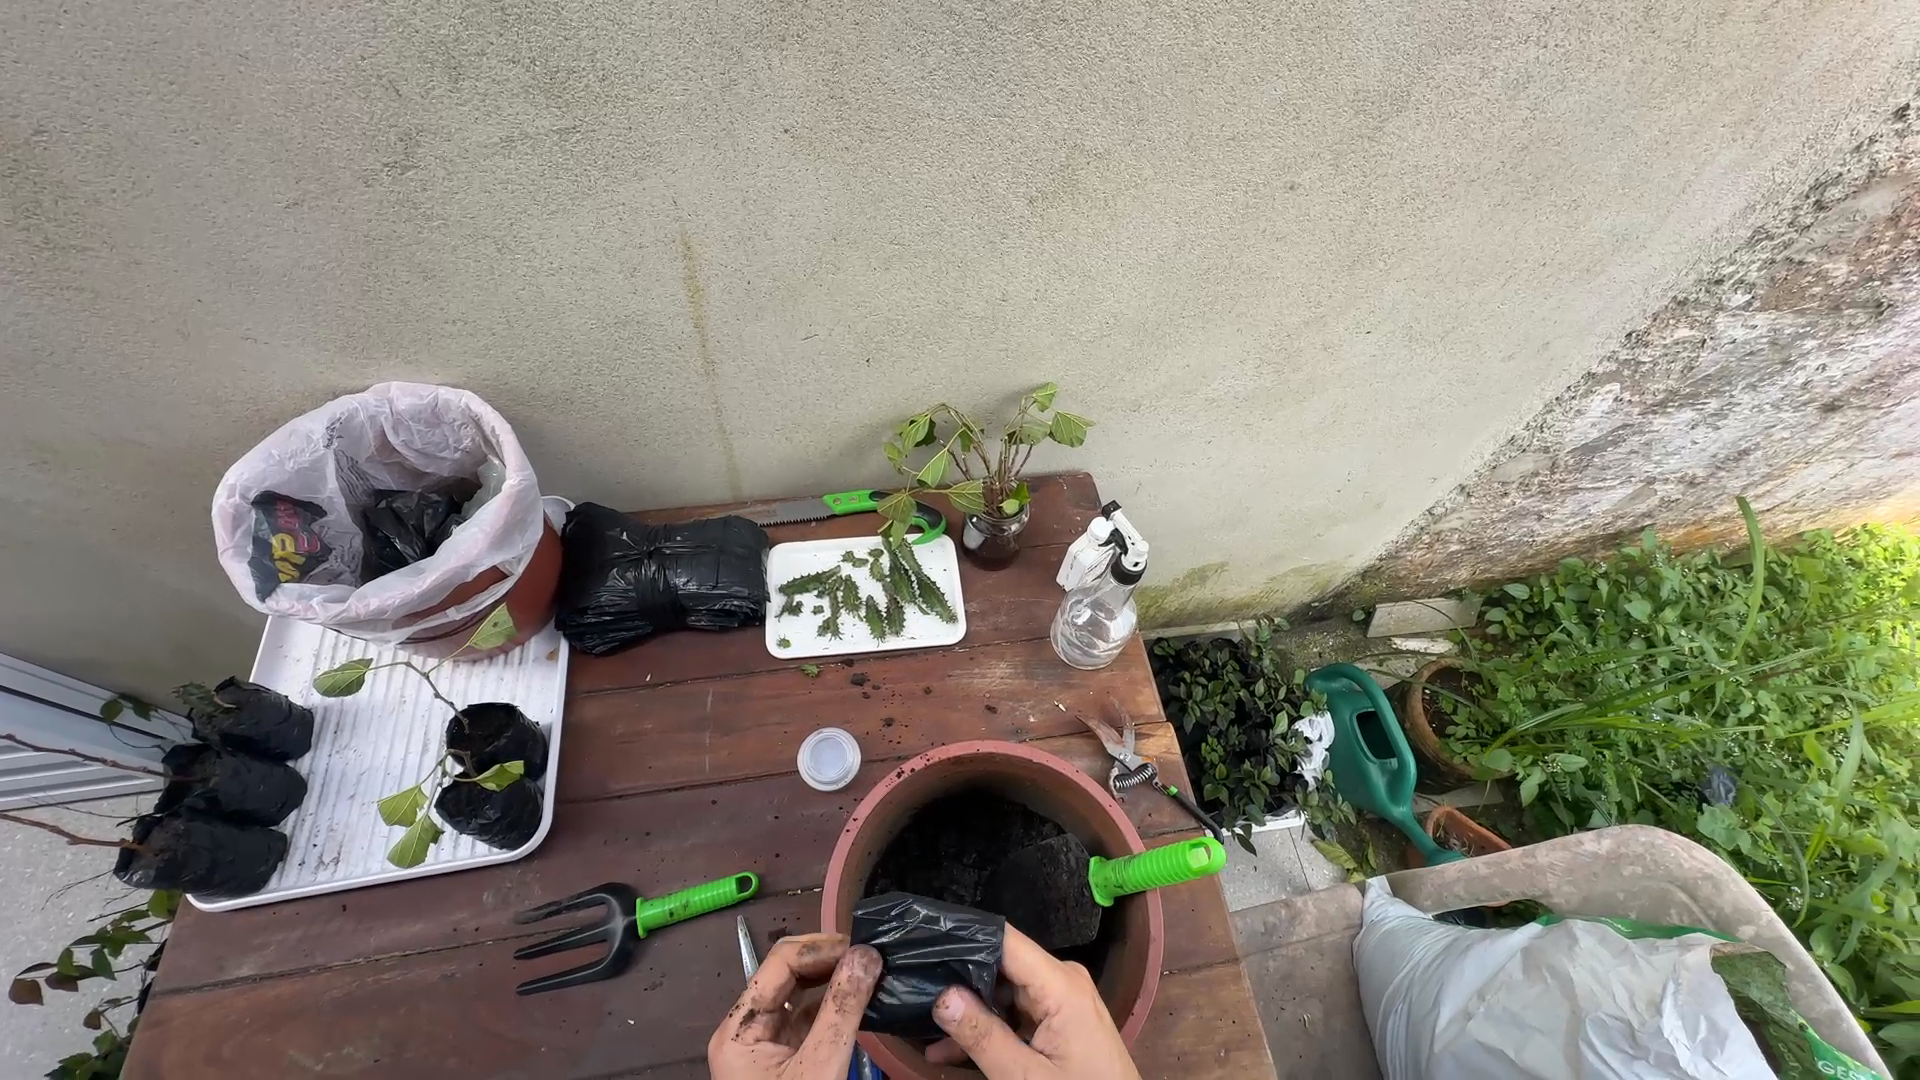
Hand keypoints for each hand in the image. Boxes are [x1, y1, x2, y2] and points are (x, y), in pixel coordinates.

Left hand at [709, 933, 881, 1079]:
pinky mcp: (785, 1063)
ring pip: (802, 995)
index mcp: (740, 1027)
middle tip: (872, 956)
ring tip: (872, 972)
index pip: (781, 962)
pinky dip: (836, 1006)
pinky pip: (810, 1020)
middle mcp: (748, 1028)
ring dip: (836, 980)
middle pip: (789, 974)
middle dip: (830, 960)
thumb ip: (842, 1009)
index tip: (864, 946)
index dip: (822, 948)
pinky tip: (862, 1000)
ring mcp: (765, 1046)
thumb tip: (868, 952)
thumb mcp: (818, 1070)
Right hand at [927, 925, 1139, 1079]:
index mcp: (1060, 983)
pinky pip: (1018, 1014)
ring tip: (924, 1028)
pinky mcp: (1062, 1021)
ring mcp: (1063, 1000)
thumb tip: (941, 994)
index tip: (927, 942)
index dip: (965, 936)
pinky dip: (991, 1029)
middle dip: (961, 981)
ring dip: (971, 1013)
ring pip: (1005, 993)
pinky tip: (951, 1049)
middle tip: (916, 989)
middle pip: (1002, 965)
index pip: (1004, 939)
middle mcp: (1062, 979)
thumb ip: (982, 1036)